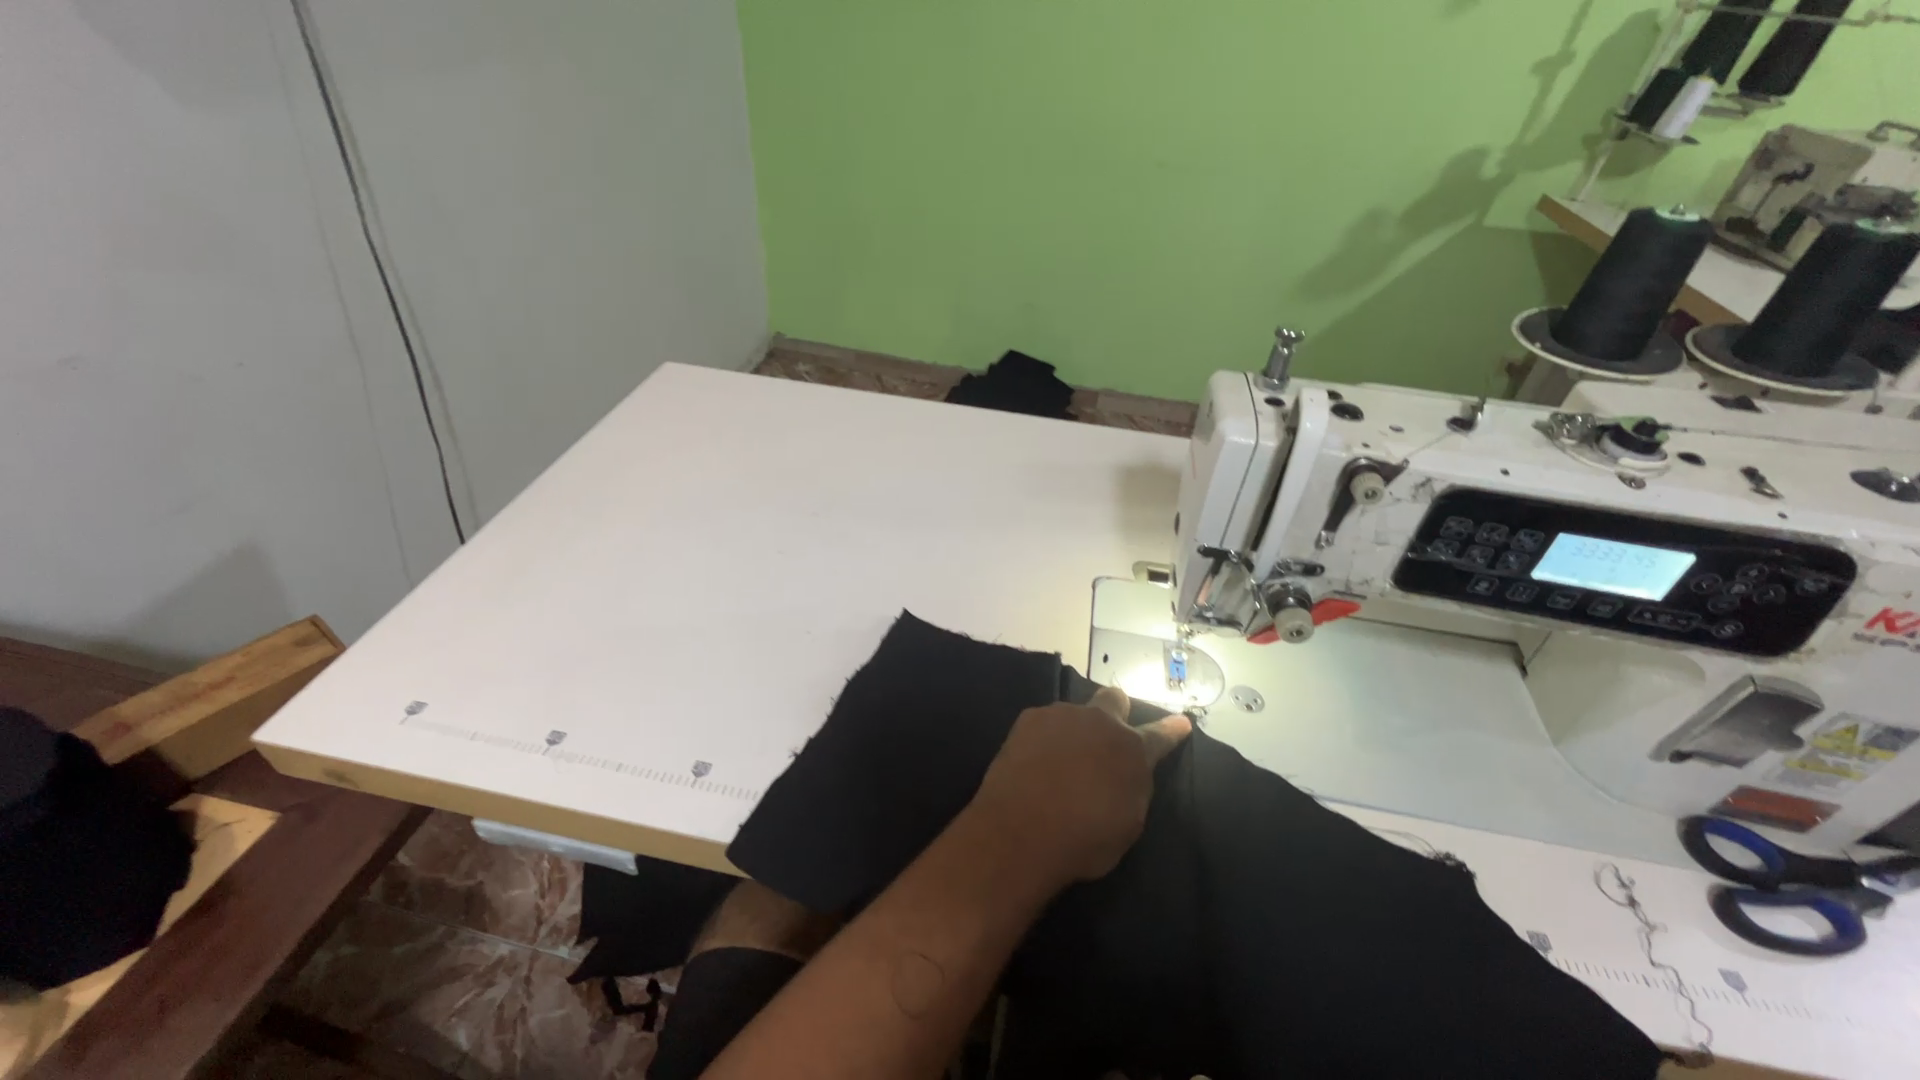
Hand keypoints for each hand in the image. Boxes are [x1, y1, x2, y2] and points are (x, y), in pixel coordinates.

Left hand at [968, 687, 1192, 887]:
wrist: (1021, 831)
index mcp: (1133, 750)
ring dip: (1075, 730)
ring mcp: (1062, 716)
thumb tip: (1126, 774)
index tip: (1181, 722)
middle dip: (1115, 713)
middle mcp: (1101, 723)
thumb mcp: (1128, 823)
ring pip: (1075, 712)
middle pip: (1114, 699)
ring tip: (1060, 760)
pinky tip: (1034, 761)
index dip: (1172, 729)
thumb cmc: (1084, 840)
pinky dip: (1045, 738)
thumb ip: (1132, 789)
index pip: (1161, 735)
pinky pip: (1044, 723)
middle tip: (1104, 739)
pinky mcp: (1028, 719)